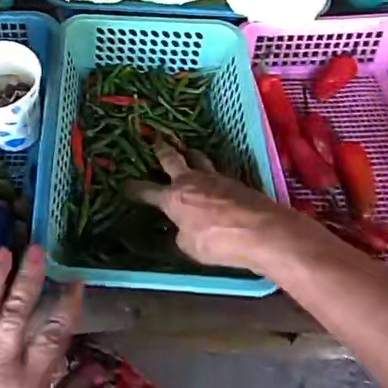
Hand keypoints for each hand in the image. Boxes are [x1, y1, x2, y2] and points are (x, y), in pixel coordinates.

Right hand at [125, 141, 318, 272]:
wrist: (262, 232)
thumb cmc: (217, 241)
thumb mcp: (189, 246)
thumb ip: (181, 234)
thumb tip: (182, 229)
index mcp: (173, 197)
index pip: (147, 190)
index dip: (134, 188)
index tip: (125, 184)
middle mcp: (192, 181)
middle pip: (173, 160)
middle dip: (163, 151)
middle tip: (157, 141)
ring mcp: (217, 179)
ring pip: (200, 159)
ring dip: (192, 155)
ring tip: (188, 151)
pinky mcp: (238, 183)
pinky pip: (220, 173)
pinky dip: (214, 174)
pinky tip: (215, 178)